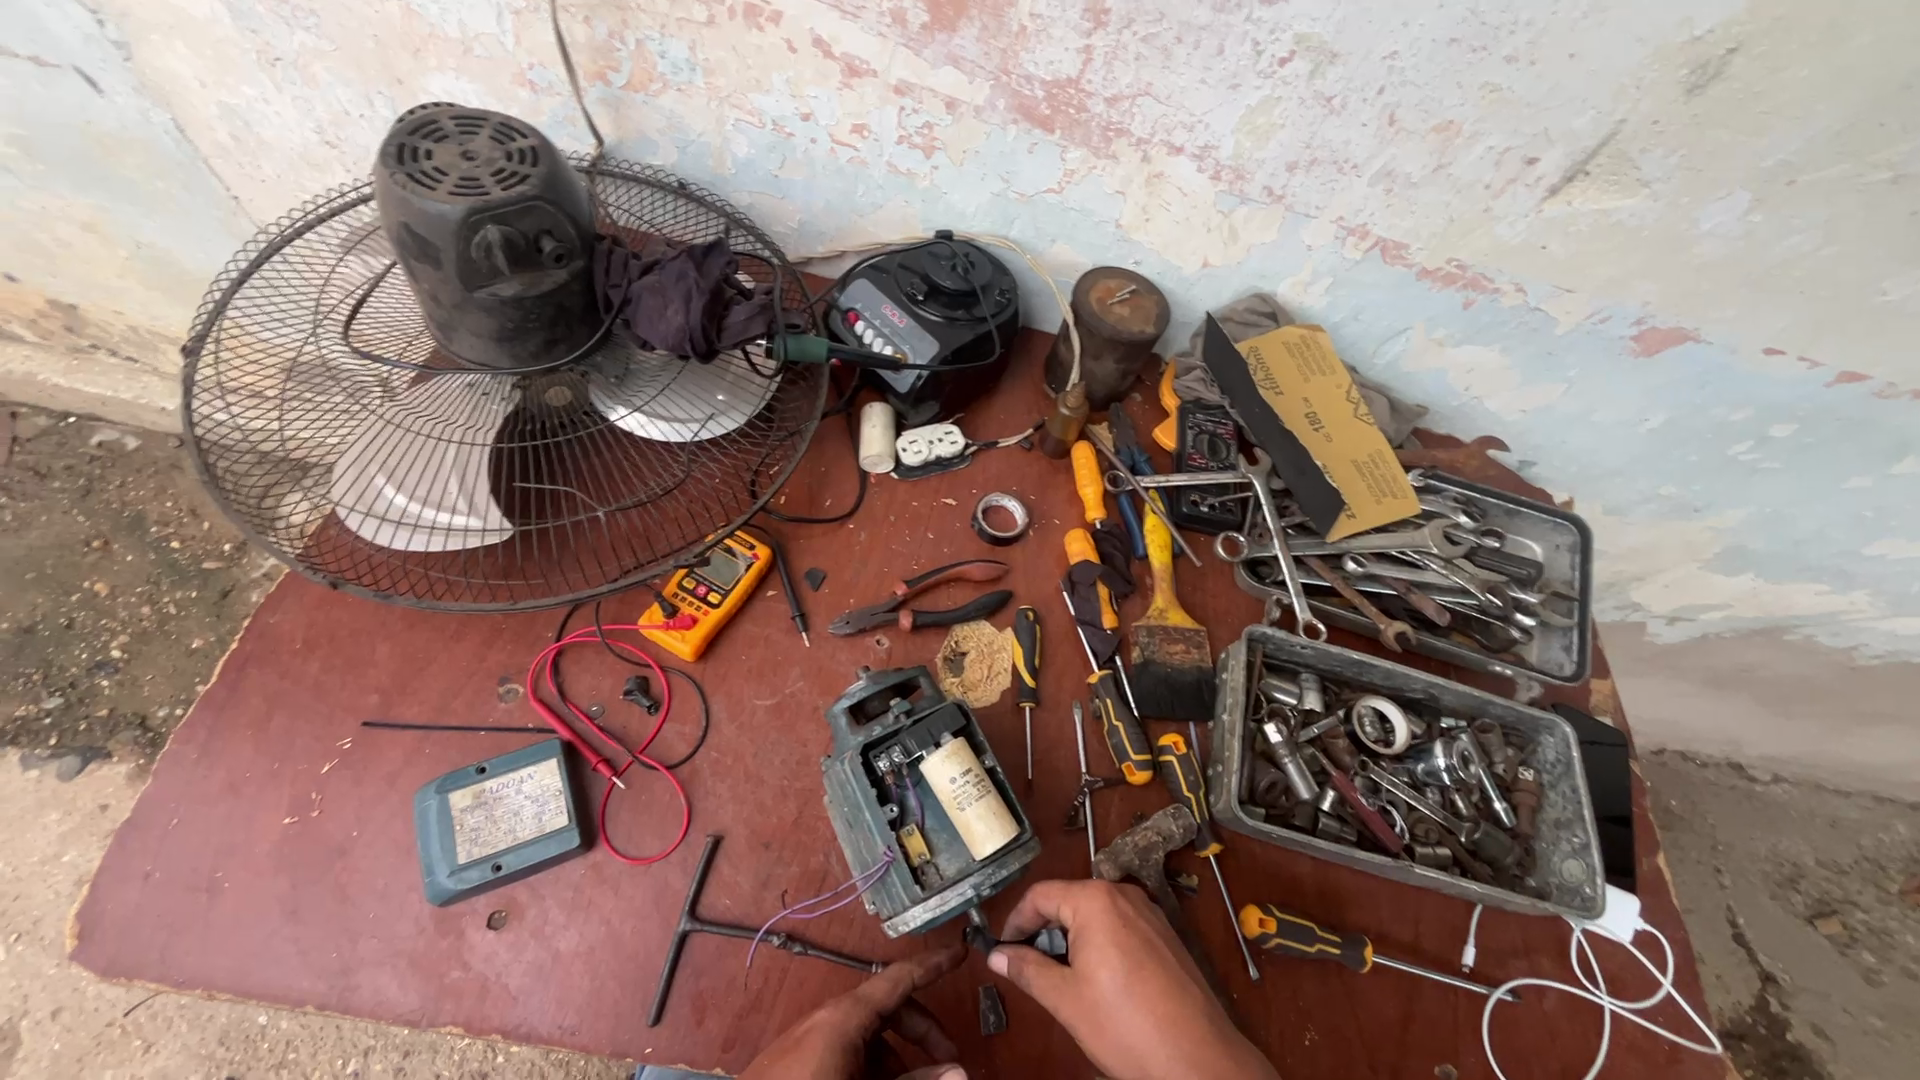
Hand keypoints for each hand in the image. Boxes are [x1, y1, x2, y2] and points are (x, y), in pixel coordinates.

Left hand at [737, 944, 967, 1079]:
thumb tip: (959, 1073)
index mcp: (846, 1016)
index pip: (900, 977)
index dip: (933, 964)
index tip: (962, 951)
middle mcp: (828, 1018)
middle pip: (889, 1007)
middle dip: (924, 1031)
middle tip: (951, 1065)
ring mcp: (810, 1040)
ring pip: (868, 1036)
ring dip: (899, 1057)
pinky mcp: (796, 1065)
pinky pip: (844, 1052)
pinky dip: (872, 1066)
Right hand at [989, 880, 1276, 1079]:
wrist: (1199, 1060)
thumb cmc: (1125, 1026)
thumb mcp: (1066, 999)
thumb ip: (1027, 969)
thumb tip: (997, 955)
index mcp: (1095, 900)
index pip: (1040, 895)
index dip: (1015, 921)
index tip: (1002, 949)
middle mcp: (1123, 894)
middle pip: (1068, 900)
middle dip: (1044, 931)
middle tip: (1027, 967)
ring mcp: (1149, 913)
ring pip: (1095, 914)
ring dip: (1071, 939)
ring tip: (1060, 979)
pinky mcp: (1165, 934)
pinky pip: (1120, 926)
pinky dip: (1099, 944)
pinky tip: (1097, 981)